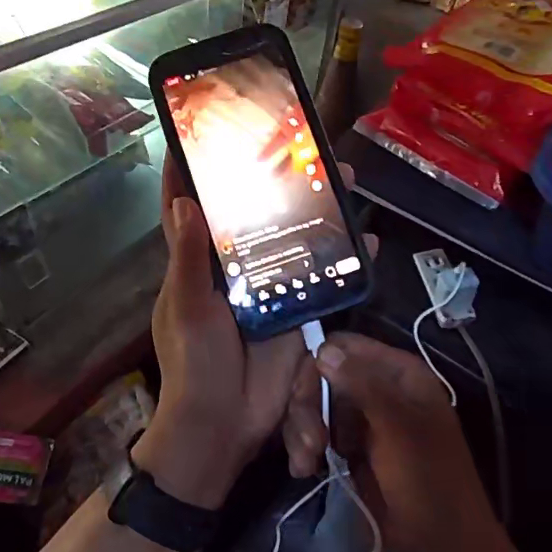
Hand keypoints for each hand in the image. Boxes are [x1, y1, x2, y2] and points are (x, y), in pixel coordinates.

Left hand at [140, 162, 371, 508]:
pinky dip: (343, 258)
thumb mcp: (188, 310)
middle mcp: (233, 266)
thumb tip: (185, 200)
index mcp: (196, 262)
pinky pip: (321, 274)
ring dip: (317, 211)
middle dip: (275, 180)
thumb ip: (189, 260)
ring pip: (292, 237)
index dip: (192, 167)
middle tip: (303, 146)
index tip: (204, 127)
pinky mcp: (297, 306)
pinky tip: (365, 240)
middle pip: (255, 213)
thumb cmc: (195, 364)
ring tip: (344, 181)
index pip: (190, 205)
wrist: (226, 424)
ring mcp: (268, 285)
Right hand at [287, 332, 497, 551]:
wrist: (441, 541)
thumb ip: (362, 386)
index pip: (347, 346)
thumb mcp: (396, 428)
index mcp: (401, 373)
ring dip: (305, 431)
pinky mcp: (355, 447)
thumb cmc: (427, 478)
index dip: (318, 364)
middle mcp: (382, 388)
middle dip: (309, 406)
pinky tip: (305, 467)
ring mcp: (368, 418)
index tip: (299, 395)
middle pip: (326, 376)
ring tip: (305, 463)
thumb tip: (323, 348)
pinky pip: (322, 432)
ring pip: (320, 406)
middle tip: (308, 443)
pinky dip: (309, 447)